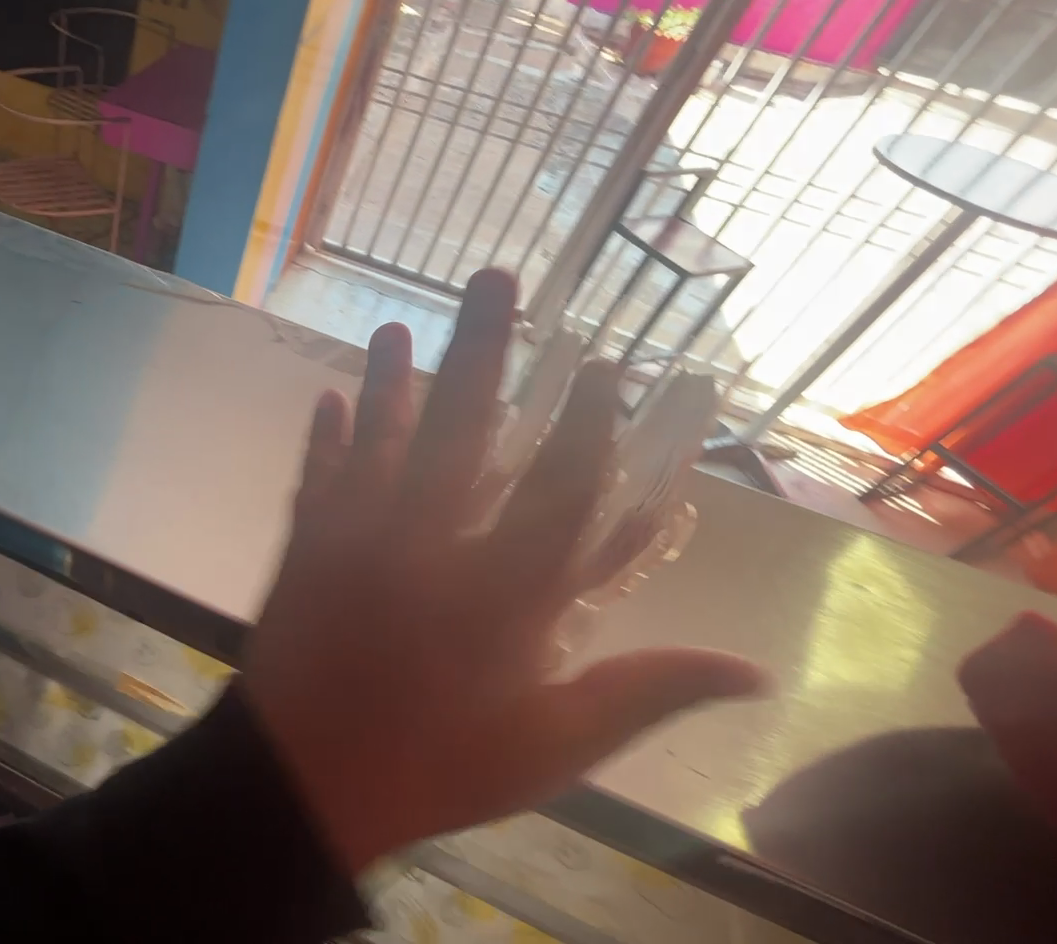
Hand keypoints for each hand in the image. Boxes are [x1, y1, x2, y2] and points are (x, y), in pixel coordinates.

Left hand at [242, 268, 765, 873]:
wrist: (302, 779)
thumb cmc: (432, 766)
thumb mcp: (550, 748)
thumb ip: (643, 692)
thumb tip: (753, 668)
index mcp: (500, 591)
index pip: (561, 487)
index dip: (589, 420)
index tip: (604, 366)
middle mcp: (426, 542)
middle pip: (462, 427)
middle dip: (484, 347)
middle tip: (495, 277)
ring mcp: (353, 534)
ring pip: (379, 436)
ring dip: (389, 378)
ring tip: (394, 327)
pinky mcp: (303, 544)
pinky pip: (316, 474)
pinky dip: (323, 435)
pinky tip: (327, 397)